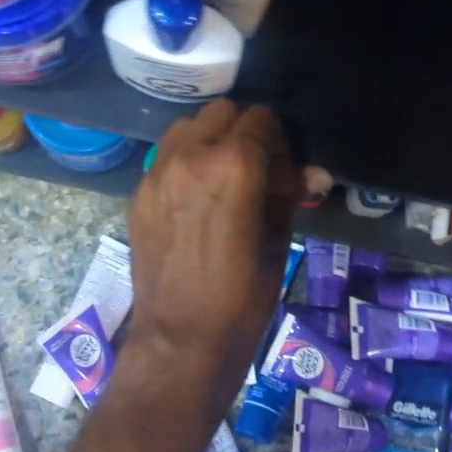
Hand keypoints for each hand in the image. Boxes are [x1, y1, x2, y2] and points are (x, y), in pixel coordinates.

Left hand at [123, 102, 303, 394]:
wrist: (183, 338)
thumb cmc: (243, 296)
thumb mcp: (279, 241)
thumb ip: (289, 193)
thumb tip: (312, 171)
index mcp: (233, 165)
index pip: (260, 120)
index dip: (278, 143)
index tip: (282, 175)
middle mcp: (190, 157)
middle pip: (222, 113)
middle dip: (243, 134)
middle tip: (255, 173)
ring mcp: (157, 173)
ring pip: (187, 128)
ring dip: (210, 143)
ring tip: (222, 182)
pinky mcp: (139, 194)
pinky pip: (165, 158)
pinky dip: (185, 165)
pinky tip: (196, 203)